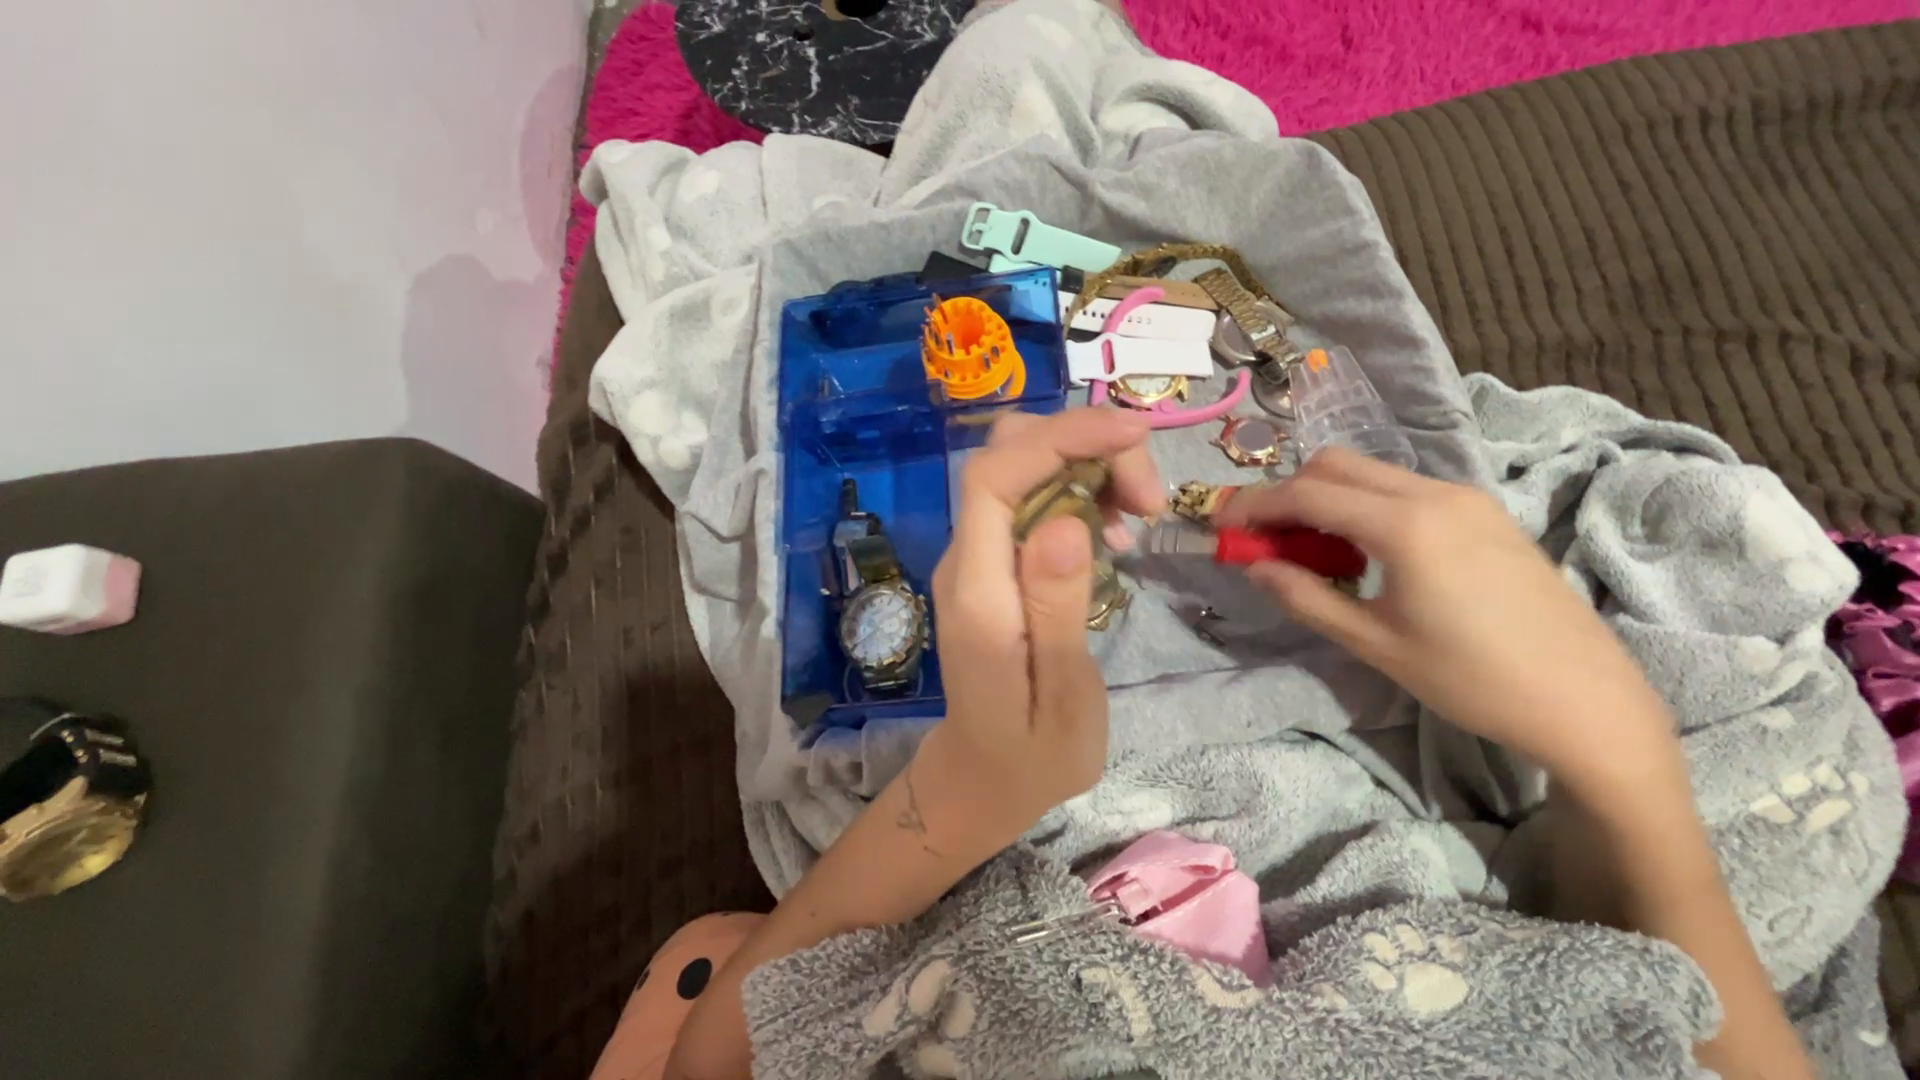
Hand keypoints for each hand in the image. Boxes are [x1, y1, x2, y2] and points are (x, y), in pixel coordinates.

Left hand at [921, 407, 1164, 835]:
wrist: (987, 774)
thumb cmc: (1033, 751)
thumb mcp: (1062, 696)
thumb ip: (1056, 609)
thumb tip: (1067, 522)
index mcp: (978, 592)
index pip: (994, 479)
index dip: (1061, 437)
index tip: (1135, 434)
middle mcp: (967, 560)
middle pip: (1007, 455)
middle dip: (1083, 445)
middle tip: (1149, 498)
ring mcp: (978, 557)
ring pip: (1024, 467)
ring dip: (1088, 465)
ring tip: (1142, 515)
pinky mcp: (997, 562)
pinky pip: (1034, 499)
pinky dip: (1081, 492)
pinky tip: (1116, 532)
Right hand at [1217, 448, 1677, 785]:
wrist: (1585, 698)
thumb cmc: (1471, 679)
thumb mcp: (1375, 643)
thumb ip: (1306, 597)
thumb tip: (1254, 567)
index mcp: (1404, 526)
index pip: (1308, 493)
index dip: (1256, 505)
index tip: (1224, 525)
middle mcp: (1434, 494)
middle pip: (1336, 464)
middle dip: (1290, 492)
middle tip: (1269, 540)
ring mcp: (1465, 498)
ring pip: (1372, 473)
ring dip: (1328, 498)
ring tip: (1315, 553)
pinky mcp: (1484, 512)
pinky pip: (1405, 489)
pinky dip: (1366, 506)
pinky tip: (1368, 555)